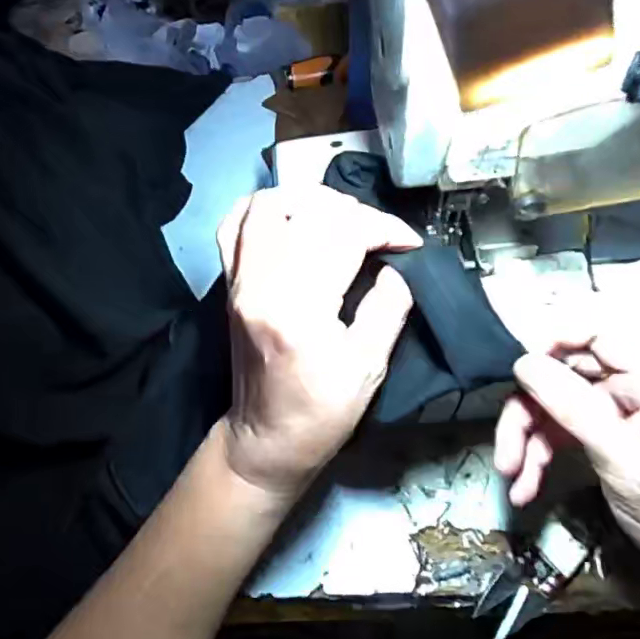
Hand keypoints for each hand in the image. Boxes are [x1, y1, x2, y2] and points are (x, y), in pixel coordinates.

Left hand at [215, 185, 420, 503]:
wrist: (265, 439)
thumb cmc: (320, 412)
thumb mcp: (369, 367)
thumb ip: (388, 307)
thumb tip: (397, 265)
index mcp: (298, 310)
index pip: (343, 235)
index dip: (384, 228)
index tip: (409, 241)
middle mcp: (261, 284)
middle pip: (308, 212)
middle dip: (355, 211)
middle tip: (380, 232)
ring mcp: (239, 280)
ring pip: (267, 206)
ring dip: (309, 199)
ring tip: (340, 216)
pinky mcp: (230, 283)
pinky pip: (234, 225)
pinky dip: (265, 208)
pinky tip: (293, 216)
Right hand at [494, 329, 639, 606]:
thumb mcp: (628, 465)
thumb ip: (575, 409)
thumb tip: (524, 363)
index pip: (603, 331)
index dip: (555, 339)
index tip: (517, 370)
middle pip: (570, 371)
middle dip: (530, 408)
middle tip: (505, 450)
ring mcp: (627, 414)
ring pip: (560, 403)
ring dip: (528, 437)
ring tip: (511, 475)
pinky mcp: (614, 438)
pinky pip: (567, 432)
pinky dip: (542, 455)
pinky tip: (526, 487)